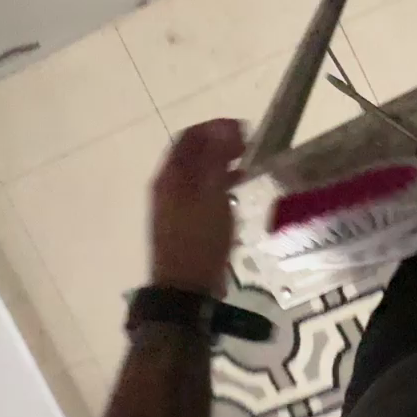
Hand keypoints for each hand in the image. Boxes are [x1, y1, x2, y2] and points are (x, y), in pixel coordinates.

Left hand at [148, 119, 245, 296]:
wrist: (184, 289)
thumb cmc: (200, 239)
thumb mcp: (213, 195)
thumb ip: (217, 160)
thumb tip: (224, 128)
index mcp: (171, 176)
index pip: (190, 137)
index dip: (216, 127)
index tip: (244, 129)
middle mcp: (168, 185)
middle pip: (192, 153)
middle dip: (220, 142)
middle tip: (248, 144)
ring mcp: (173, 204)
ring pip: (197, 171)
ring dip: (220, 161)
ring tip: (246, 162)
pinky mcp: (183, 220)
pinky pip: (201, 189)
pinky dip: (218, 181)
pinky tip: (236, 188)